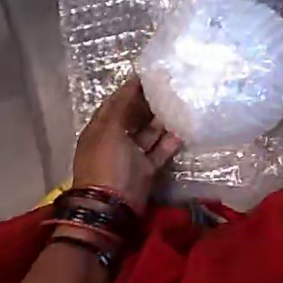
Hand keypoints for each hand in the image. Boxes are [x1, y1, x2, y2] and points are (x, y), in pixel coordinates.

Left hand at [72, 77, 181, 212]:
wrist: (112, 205)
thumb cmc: (107, 163)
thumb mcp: (110, 130)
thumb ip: (121, 107)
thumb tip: (132, 84)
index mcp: (100, 129)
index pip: (114, 103)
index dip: (128, 90)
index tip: (147, 76)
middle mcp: (114, 140)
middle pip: (132, 117)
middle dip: (148, 104)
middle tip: (168, 88)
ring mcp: (130, 156)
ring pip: (147, 135)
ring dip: (161, 122)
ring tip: (178, 106)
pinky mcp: (145, 170)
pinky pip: (158, 152)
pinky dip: (169, 143)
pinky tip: (182, 131)